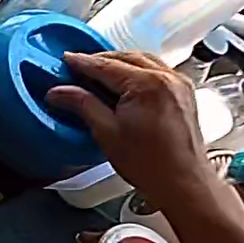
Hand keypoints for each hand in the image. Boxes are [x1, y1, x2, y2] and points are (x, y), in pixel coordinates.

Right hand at [46, 50, 218, 210]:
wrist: (184, 184)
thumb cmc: (149, 164)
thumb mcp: (106, 132)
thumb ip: (82, 105)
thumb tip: (59, 92)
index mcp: (147, 84)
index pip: (106, 66)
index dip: (82, 63)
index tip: (67, 61)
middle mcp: (166, 77)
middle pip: (126, 58)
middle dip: (101, 61)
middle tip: (78, 68)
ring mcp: (178, 84)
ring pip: (143, 61)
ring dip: (120, 64)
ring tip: (99, 74)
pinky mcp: (184, 94)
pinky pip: (157, 71)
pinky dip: (138, 71)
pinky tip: (125, 83)